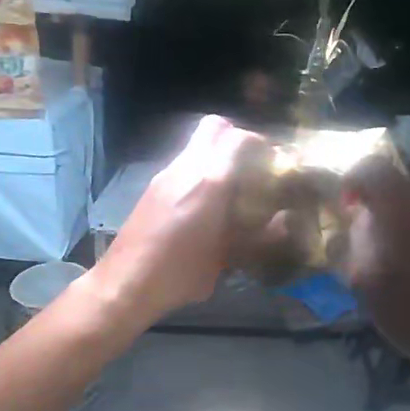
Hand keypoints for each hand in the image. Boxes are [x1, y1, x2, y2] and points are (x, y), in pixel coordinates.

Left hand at [91, 115, 263, 326]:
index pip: (238, 138)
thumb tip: (285, 221)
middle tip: (250, 167)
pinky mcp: (152, 187)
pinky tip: (205, 202)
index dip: (260, 145)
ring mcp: (164, 175)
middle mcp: (185, 168)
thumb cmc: (179, 275)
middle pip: (214, 127)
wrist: (124, 283)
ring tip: (230, 187)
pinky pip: (182, 163)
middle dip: (237, 140)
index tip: (272, 165)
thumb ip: (260, 237)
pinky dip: (199, 169)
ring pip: (196, 144)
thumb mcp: (226, 260)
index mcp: (208, 183)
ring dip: (217, 155)